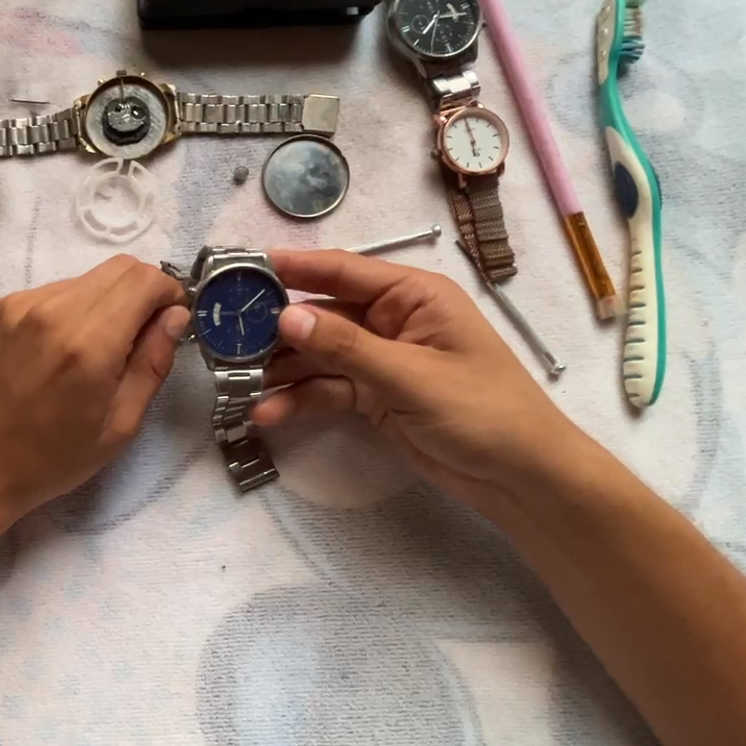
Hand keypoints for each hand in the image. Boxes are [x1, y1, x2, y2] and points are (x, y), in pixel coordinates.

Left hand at [0, 255, 188, 529]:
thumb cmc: (56, 457)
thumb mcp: (121, 424)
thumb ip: (153, 362)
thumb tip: (176, 314)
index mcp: (88, 344)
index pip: (144, 280)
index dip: (167, 294)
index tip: (167, 322)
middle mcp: (51, 312)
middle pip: (118, 268)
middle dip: (139, 294)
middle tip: (135, 336)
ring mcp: (16, 305)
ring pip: (83, 279)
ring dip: (101, 304)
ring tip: (88, 351)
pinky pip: (49, 292)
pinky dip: (64, 312)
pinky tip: (54, 352)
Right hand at [252, 249, 586, 517]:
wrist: (519, 478)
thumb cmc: (481, 411)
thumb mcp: (409, 375)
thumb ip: (345, 346)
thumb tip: (284, 316)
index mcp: (411, 296)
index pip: (342, 271)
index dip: (292, 268)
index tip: (243, 267)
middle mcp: (390, 321)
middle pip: (320, 315)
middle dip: (275, 329)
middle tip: (226, 339)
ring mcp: (379, 360)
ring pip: (316, 355)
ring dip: (280, 369)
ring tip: (238, 382)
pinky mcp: (371, 396)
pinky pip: (326, 390)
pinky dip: (299, 400)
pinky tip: (267, 414)